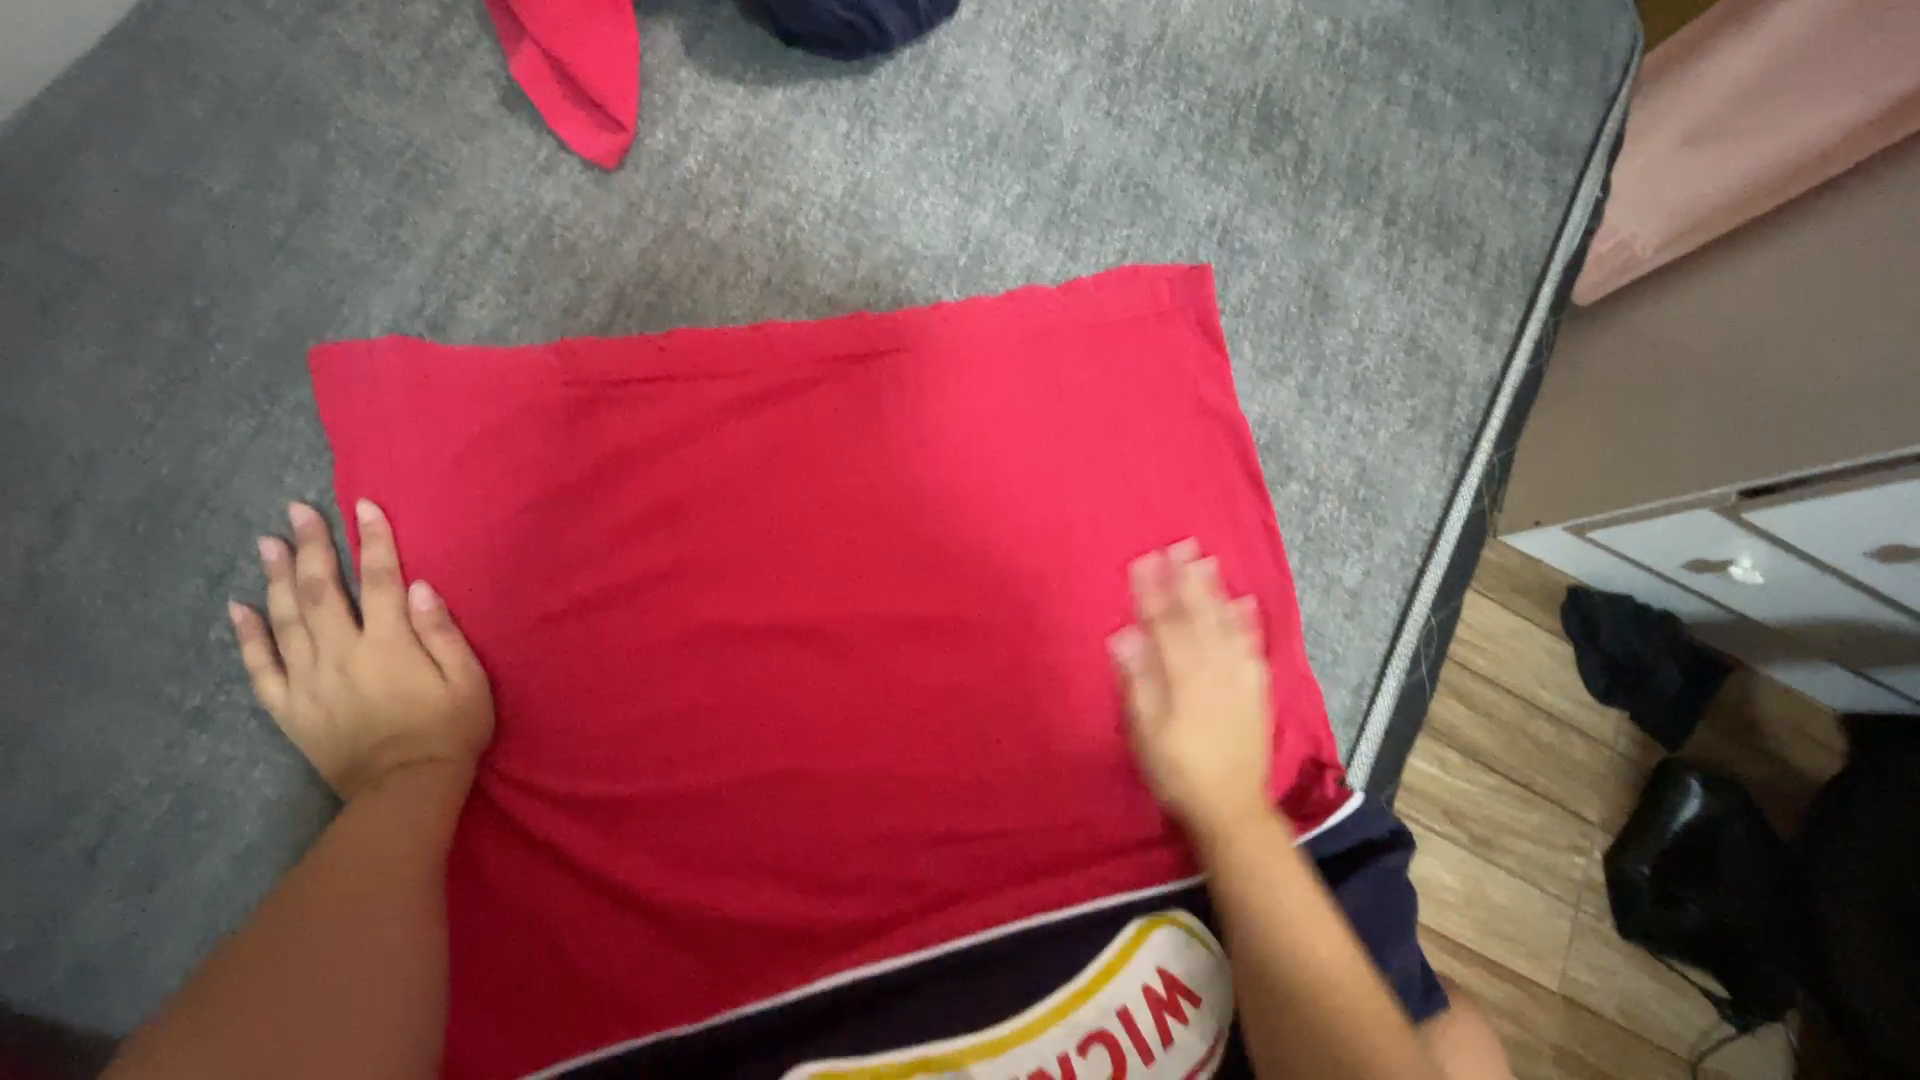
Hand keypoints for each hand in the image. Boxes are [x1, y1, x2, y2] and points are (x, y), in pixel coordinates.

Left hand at [229, 499, 494, 801]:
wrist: (405, 788)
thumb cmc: (450, 730)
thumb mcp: (468, 681)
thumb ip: (444, 633)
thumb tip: (420, 588)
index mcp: (389, 643)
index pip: (380, 580)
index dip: (374, 540)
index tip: (364, 505)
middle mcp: (342, 652)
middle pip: (321, 590)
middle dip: (311, 546)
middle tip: (297, 511)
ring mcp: (308, 679)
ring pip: (285, 619)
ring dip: (275, 577)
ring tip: (266, 543)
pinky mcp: (289, 707)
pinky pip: (260, 666)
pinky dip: (248, 635)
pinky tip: (239, 608)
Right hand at [1110, 540, 1273, 840]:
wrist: (1231, 807)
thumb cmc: (1177, 771)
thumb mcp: (1145, 733)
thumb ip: (1137, 683)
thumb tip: (1123, 637)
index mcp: (1182, 677)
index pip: (1163, 624)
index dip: (1151, 591)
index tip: (1143, 560)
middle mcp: (1213, 668)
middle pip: (1196, 615)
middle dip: (1186, 579)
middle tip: (1180, 544)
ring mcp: (1238, 677)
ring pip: (1225, 624)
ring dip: (1215, 590)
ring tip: (1207, 560)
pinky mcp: (1256, 689)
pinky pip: (1252, 646)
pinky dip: (1247, 621)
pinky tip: (1244, 602)